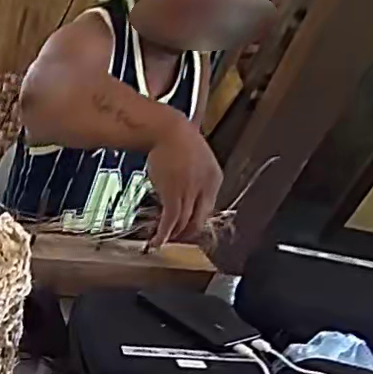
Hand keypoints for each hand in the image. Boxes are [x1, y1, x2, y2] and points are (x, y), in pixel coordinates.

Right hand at [145, 112, 221, 249]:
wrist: (167, 132)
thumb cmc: (178, 143)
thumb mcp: (196, 163)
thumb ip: (195, 182)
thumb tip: (185, 200)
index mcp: (215, 178)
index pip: (207, 210)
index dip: (194, 224)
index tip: (183, 231)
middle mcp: (205, 187)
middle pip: (197, 220)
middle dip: (184, 234)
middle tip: (173, 240)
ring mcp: (190, 191)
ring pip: (183, 222)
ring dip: (172, 236)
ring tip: (162, 241)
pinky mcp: (174, 194)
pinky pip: (170, 220)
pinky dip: (163, 234)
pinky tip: (157, 241)